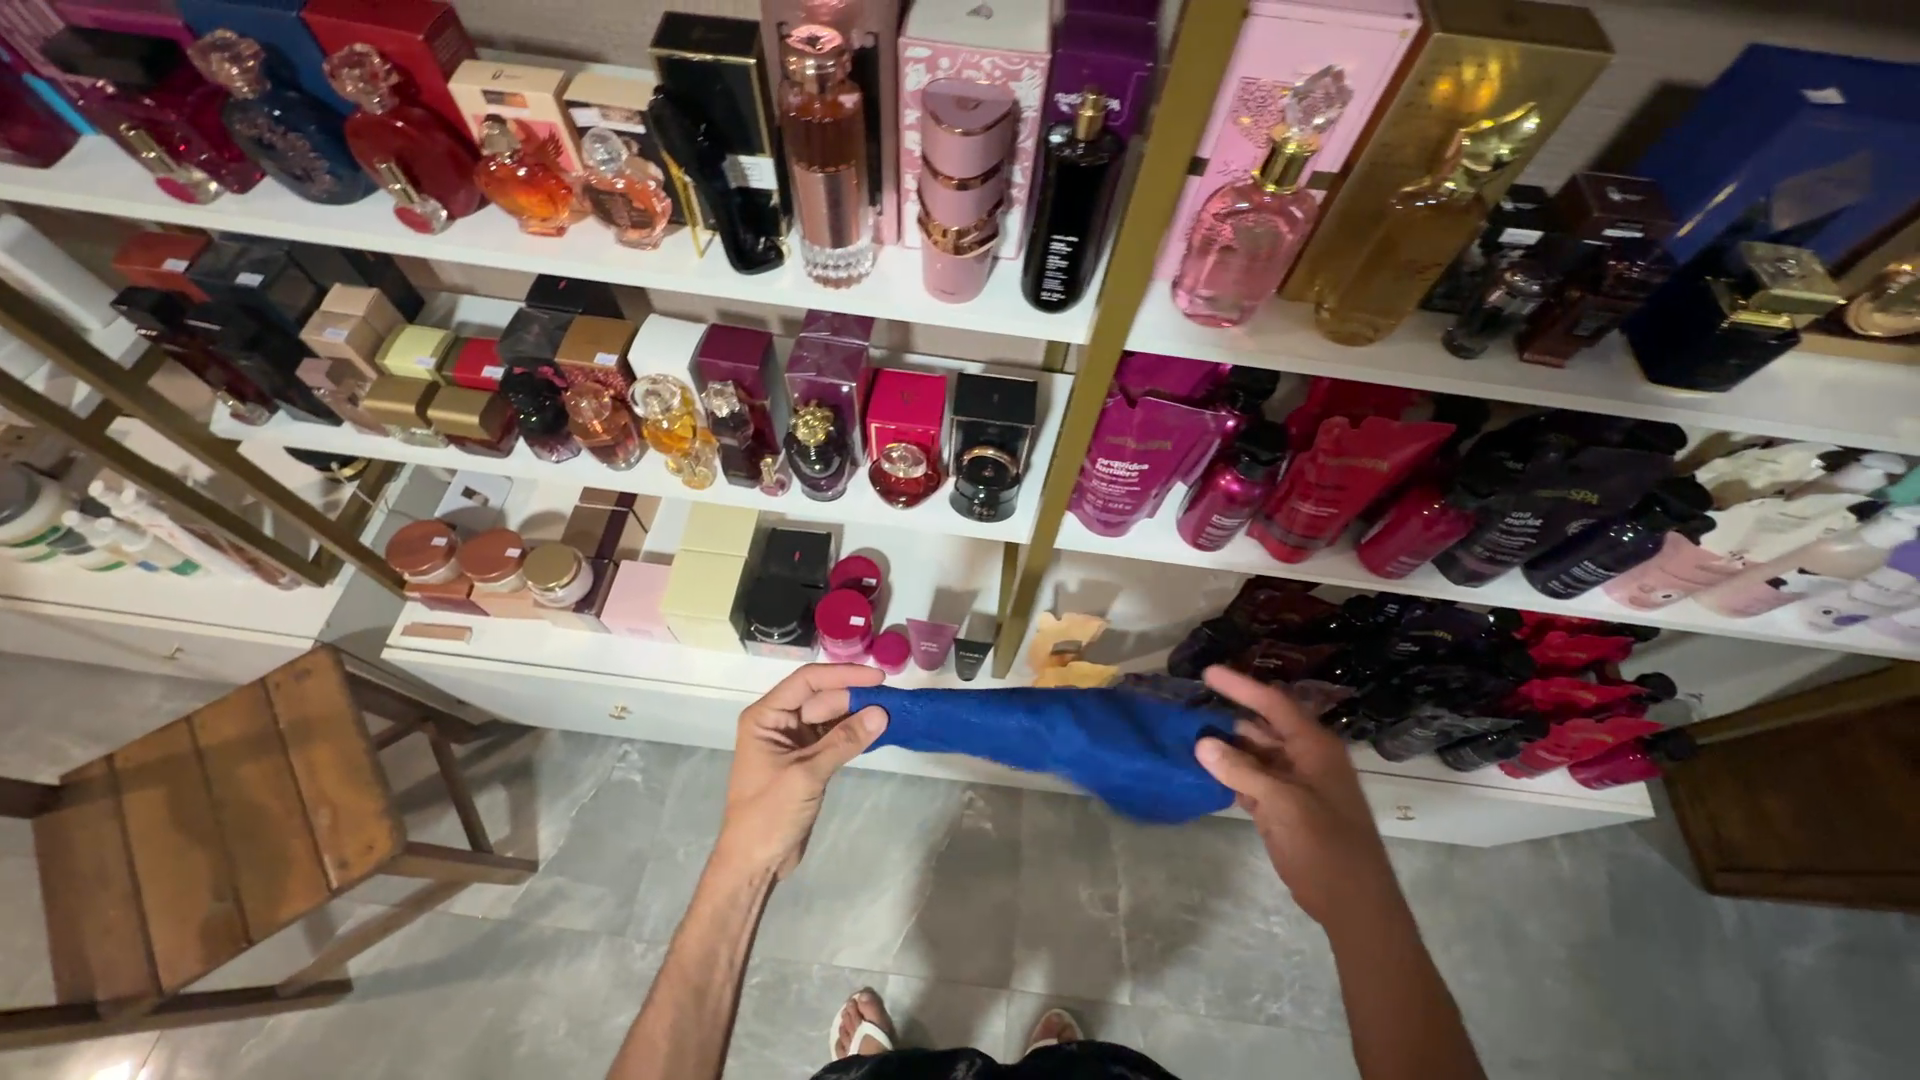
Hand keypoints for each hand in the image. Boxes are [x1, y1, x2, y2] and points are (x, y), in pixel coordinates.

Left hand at [718, 663, 889, 879]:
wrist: (755, 862)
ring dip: (858, 714)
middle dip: (855, 695)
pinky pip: (835, 737)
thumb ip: (844, 741)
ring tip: (892, 710)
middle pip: (822, 697)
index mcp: (766, 716)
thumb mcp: (806, 774)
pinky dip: (855, 734)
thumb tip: (881, 713)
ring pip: (831, 716)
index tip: (877, 677)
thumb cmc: (769, 814)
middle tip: (892, 698)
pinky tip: (878, 730)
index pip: (807, 682)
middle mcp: (779, 723)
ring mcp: (795, 742)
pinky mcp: (809, 761)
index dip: (843, 675)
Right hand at [1194, 665, 1402, 929]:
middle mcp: (1305, 758)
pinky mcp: (1285, 808)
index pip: (1273, 704)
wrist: (1355, 904)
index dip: (1240, 686)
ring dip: (1225, 748)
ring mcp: (1295, 785)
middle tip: (1187, 710)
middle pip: (1261, 727)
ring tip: (1186, 737)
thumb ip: (1242, 771)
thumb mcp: (1283, 805)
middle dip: (1227, 717)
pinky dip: (1231, 774)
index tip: (1206, 672)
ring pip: (1254, 755)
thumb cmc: (1327, 848)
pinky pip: (1253, 780)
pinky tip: (1204, 771)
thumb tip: (1202, 743)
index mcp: (1315, 747)